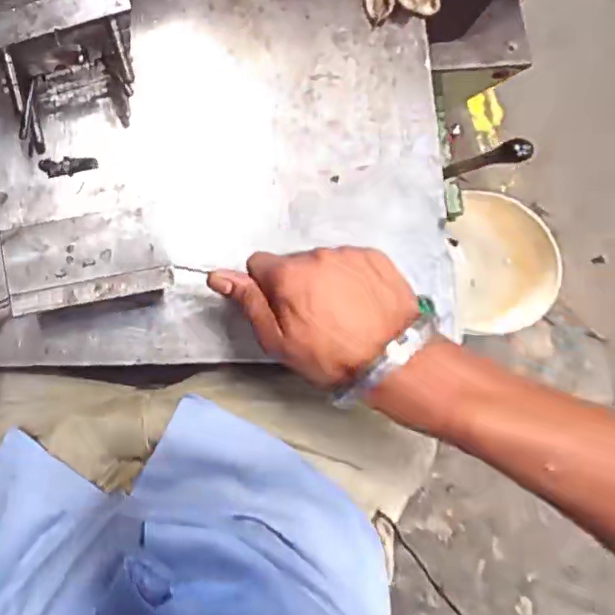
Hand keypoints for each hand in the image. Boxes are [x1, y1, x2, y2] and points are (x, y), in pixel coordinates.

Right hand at [209, 248, 418, 387]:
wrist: (395, 360)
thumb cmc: (332, 357)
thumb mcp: (278, 339)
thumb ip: (248, 302)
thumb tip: (219, 277)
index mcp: (287, 274)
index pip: (258, 264)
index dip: (264, 288)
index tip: (279, 309)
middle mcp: (316, 255)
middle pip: (291, 263)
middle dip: (295, 284)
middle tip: (311, 318)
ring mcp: (348, 254)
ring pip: (321, 262)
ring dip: (323, 280)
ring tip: (340, 312)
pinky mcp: (374, 257)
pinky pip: (349, 261)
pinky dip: (349, 277)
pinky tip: (358, 303)